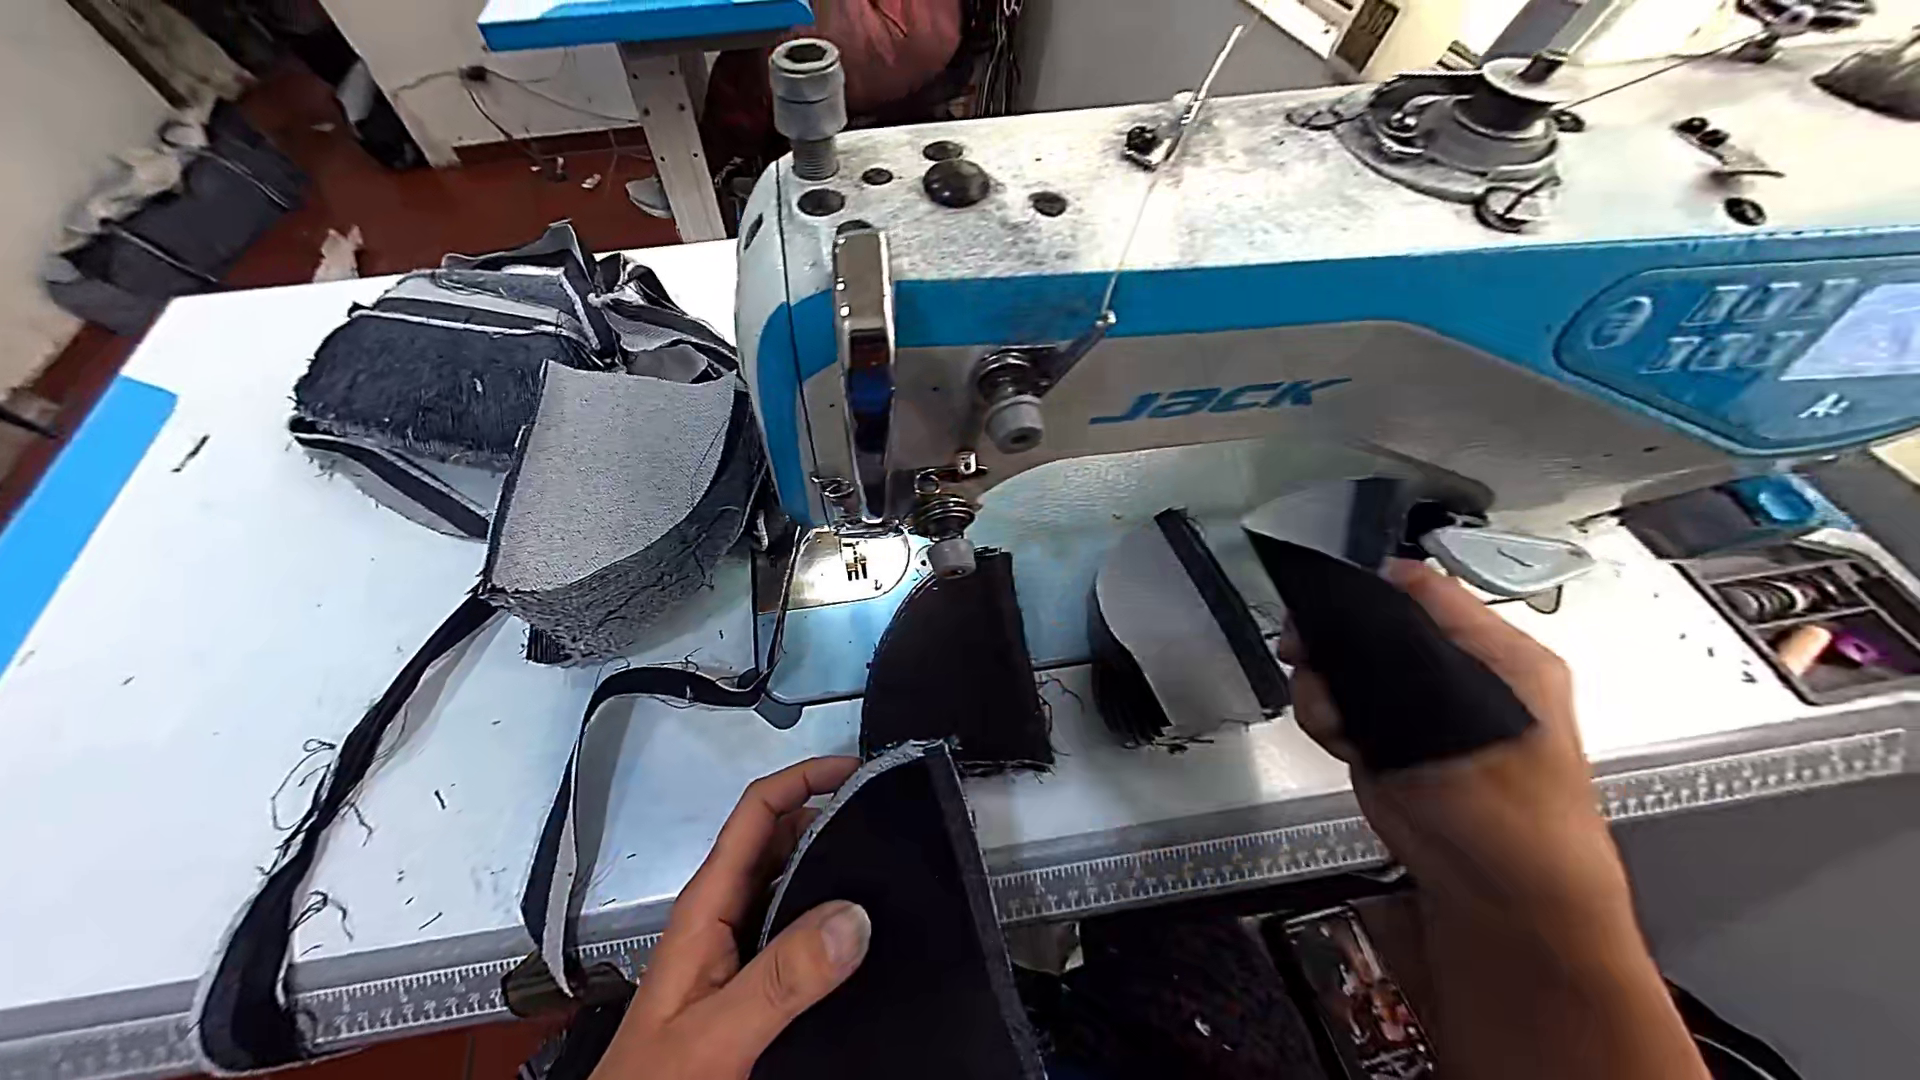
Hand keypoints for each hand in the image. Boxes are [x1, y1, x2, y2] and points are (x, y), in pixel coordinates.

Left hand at [592, 757, 870, 1079]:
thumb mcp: (717, 1032)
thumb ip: (783, 976)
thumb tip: (856, 915)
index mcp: (709, 901)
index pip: (757, 810)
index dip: (804, 777)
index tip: (856, 771)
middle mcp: (725, 908)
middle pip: (780, 834)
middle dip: (828, 814)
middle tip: (884, 820)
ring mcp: (740, 940)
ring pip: (791, 874)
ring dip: (832, 859)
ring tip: (884, 864)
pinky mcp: (754, 971)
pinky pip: (800, 917)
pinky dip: (832, 905)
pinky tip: (863, 926)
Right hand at [1279, 559, 1631, 934]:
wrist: (1494, 892)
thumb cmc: (1511, 808)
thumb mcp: (1473, 712)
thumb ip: (1417, 650)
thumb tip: (1378, 592)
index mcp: (1493, 652)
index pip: (1421, 589)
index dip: (1368, 586)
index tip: (1321, 600)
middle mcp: (1448, 671)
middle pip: (1366, 626)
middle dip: (1327, 642)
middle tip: (1301, 655)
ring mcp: (1409, 705)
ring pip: (1337, 665)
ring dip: (1320, 689)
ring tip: (1336, 723)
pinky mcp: (1377, 732)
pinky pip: (1330, 703)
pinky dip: (1322, 718)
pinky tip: (1341, 743)